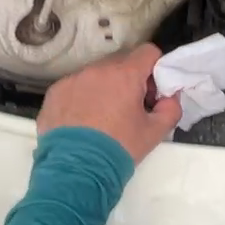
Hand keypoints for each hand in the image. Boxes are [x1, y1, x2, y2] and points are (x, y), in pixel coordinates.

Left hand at [38, 44, 182, 163]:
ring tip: (102, 118)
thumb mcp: (154, 133)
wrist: (75, 171)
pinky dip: (82, 98)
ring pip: (96, 75)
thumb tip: (169, 98)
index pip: (148, 52)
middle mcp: (96, 70)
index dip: (155, 70)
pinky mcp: (54, 93)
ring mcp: (72, 80)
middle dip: (129, 80)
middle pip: (120, 63)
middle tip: (129, 109)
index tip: (151, 93)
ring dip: (104, 88)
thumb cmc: (118, 149)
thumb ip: (171, 109)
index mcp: (124, 74)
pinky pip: (74, 87)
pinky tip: (82, 123)